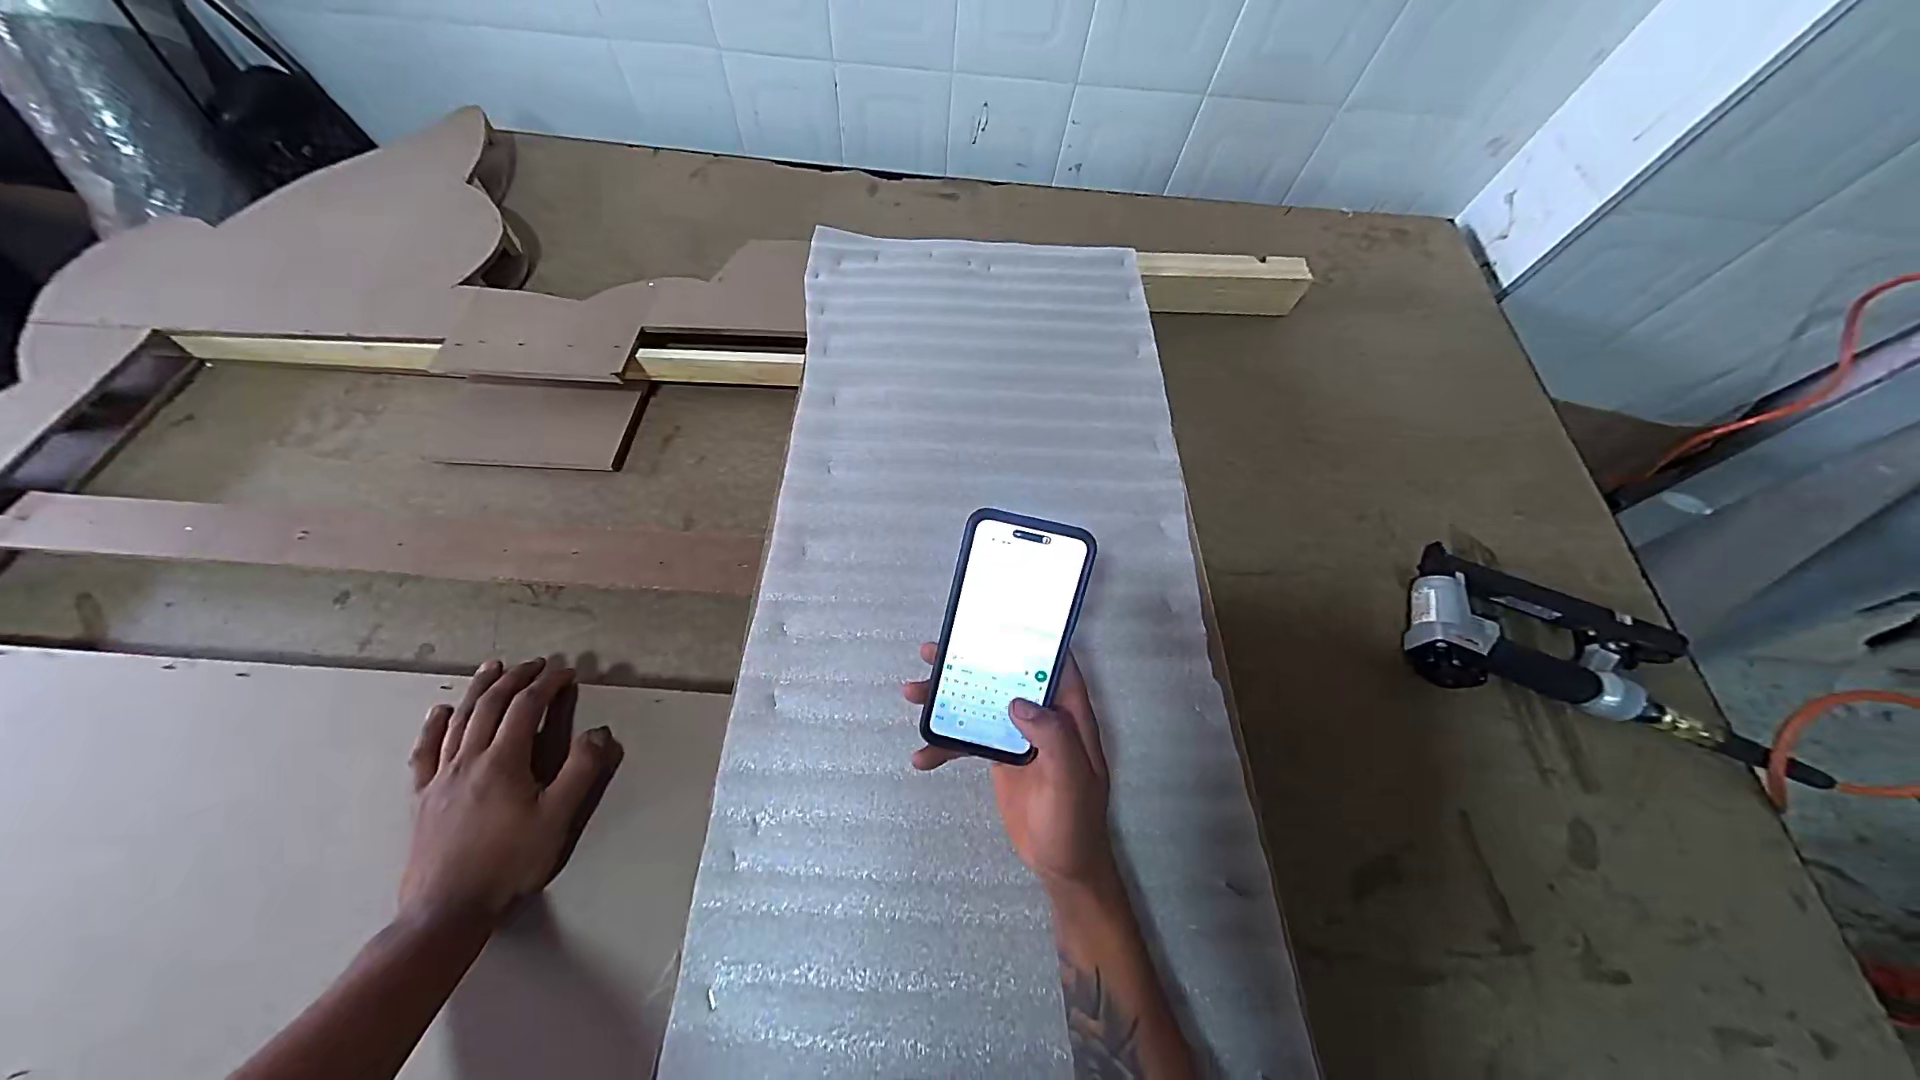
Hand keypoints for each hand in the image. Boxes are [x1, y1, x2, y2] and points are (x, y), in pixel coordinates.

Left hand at [400, 658, 623, 925]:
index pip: (526, 707)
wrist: (446, 908)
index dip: (548, 683)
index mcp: (503, 761)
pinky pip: (426, 751)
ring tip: (493, 667)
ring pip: (459, 719)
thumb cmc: (509, 861)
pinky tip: (440, 711)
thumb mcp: (558, 817)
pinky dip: (435, 725)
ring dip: (480, 688)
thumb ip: (581, 770)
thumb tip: (599, 732)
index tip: (566, 671)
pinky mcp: (425, 795)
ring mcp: (442, 776)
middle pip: (491, 705)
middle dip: (516, 678)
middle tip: (536, 664)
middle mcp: (469, 759)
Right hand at [904, 643, 1118, 895]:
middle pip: (1004, 678)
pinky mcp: (999, 756)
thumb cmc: (1076, 823)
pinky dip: (944, 745)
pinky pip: (968, 741)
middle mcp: (1041, 717)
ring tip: (913, 693)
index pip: (1053, 666)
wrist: (1060, 865)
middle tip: (935, 651)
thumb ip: (1053, 738)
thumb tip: (1018, 702)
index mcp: (1068, 715)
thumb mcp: (1072, 780)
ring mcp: (1017, 736)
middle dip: (971, 663)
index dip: (1031, 641)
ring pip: (980, 704)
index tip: (999, 623)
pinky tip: (922, 756)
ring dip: (947, 699)